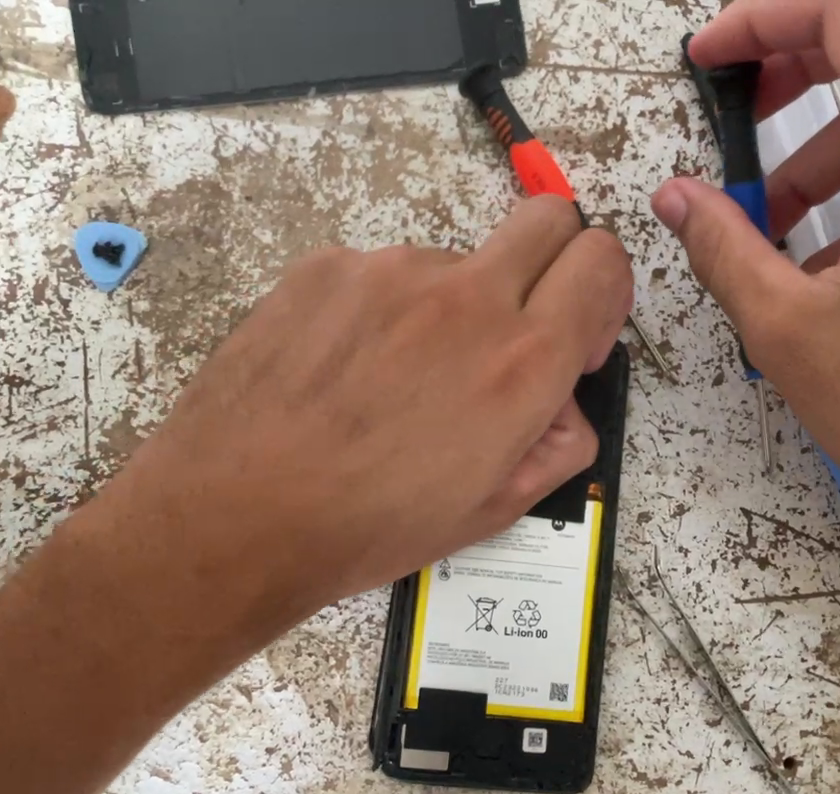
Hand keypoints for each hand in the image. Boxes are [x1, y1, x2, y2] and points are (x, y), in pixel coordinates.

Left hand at [79, 196, 632, 629]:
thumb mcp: (491, 511)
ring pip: (457, 258)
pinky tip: (349, 372)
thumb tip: (562, 402)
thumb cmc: (368, 528)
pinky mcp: (324, 267)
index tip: (575, 342)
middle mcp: (464, 298)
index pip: (600, 263)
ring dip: (455, 305)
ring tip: (400, 382)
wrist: (236, 517)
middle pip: (548, 218)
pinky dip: (388, 310)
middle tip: (516, 333)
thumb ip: (556, 445)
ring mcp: (388, 271)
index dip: (602, 298)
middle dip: (553, 264)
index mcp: (519, 363)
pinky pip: (384, 272)